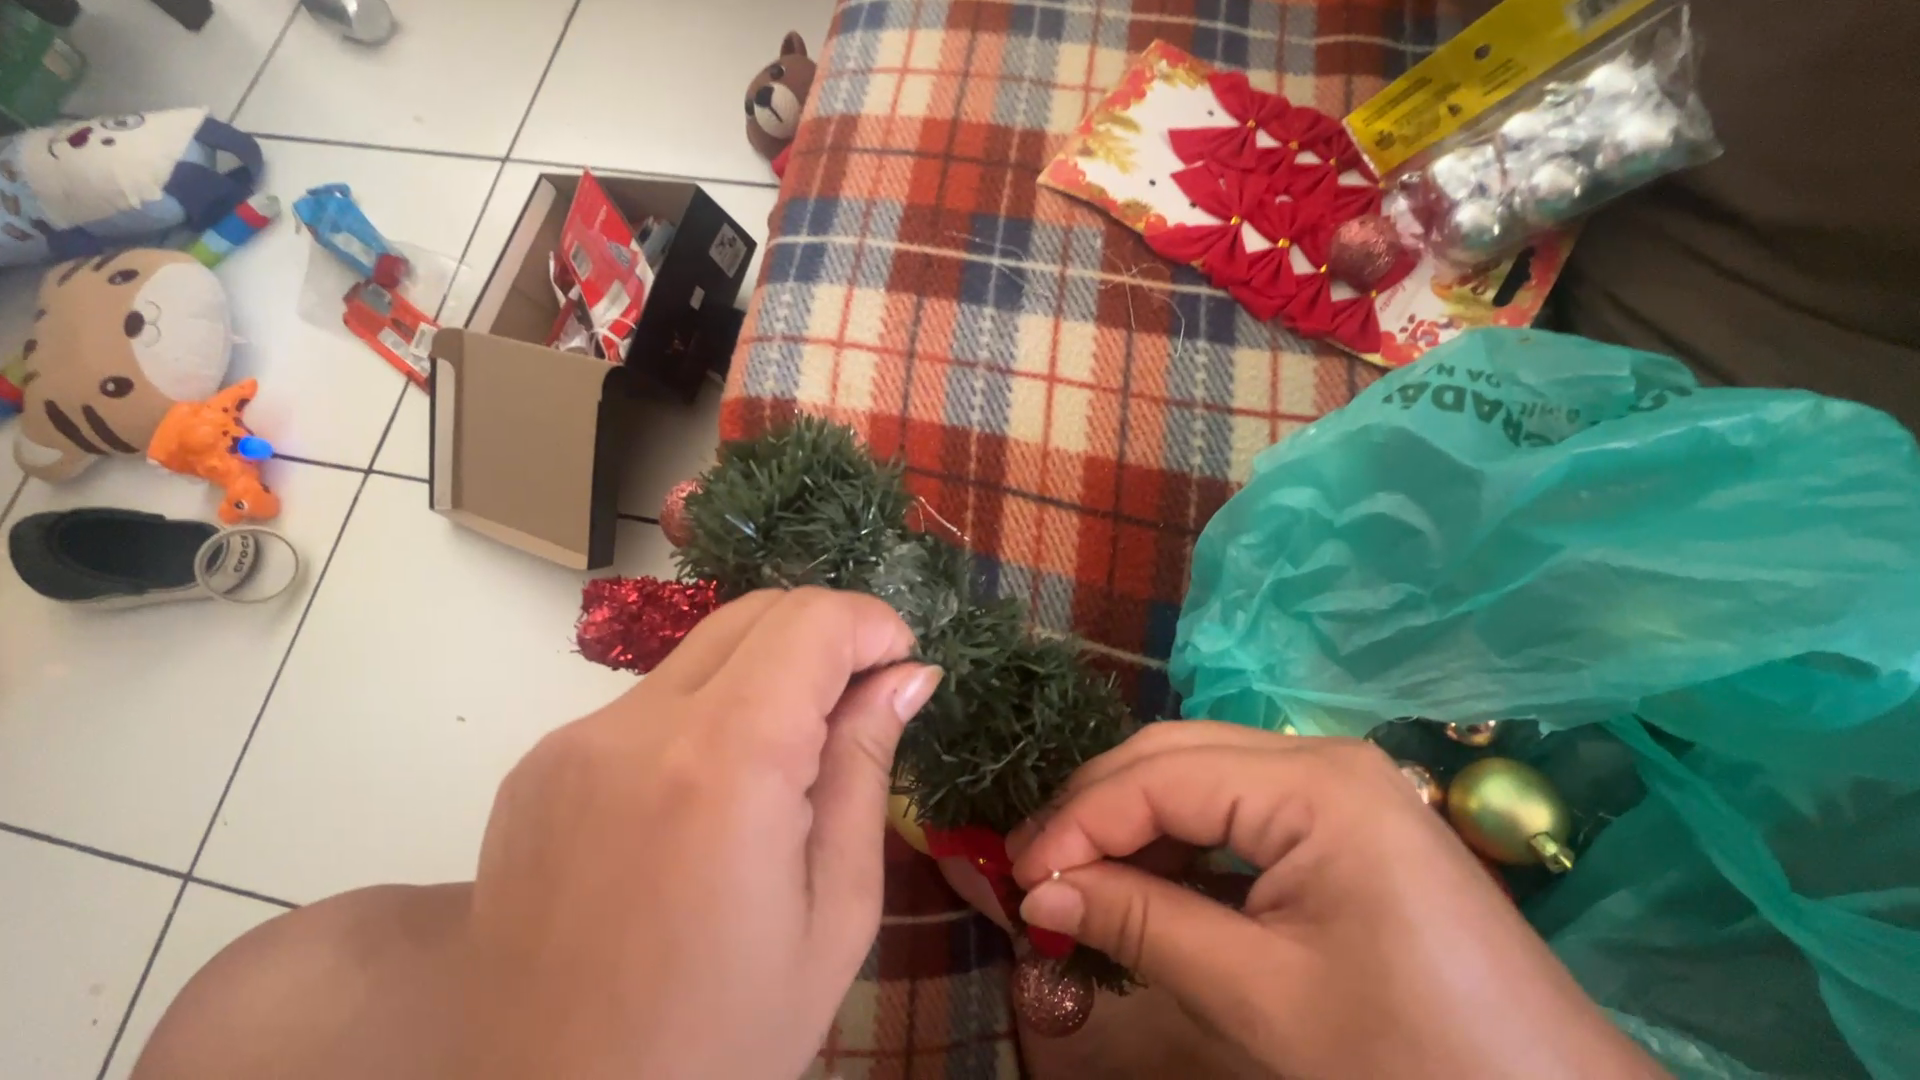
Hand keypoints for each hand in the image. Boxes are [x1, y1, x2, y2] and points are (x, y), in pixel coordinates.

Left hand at [456, 588, 940, 1079]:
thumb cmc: (725, 1040)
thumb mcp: (835, 914)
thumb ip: (865, 770)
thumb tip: (906, 676)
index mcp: (724, 763)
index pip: (813, 621)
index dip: (873, 626)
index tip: (902, 671)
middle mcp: (634, 727)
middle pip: (753, 613)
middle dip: (824, 638)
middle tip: (858, 709)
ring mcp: (571, 744)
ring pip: (699, 655)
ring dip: (762, 679)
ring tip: (783, 773)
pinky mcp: (534, 770)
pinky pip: (644, 705)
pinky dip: (700, 718)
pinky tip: (704, 806)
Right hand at [1008, 723, 1661, 1078]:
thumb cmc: (1415, 1061)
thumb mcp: (1262, 997)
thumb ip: (1144, 924)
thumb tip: (1038, 892)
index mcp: (1314, 782)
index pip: (1160, 776)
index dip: (1078, 822)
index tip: (1019, 879)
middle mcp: (1321, 756)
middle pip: (1172, 756)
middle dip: (1095, 809)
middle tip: (1032, 872)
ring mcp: (1336, 783)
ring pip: (1197, 774)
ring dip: (1129, 822)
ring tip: (1072, 878)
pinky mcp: (1341, 820)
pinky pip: (1233, 807)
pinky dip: (1176, 840)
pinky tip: (1141, 879)